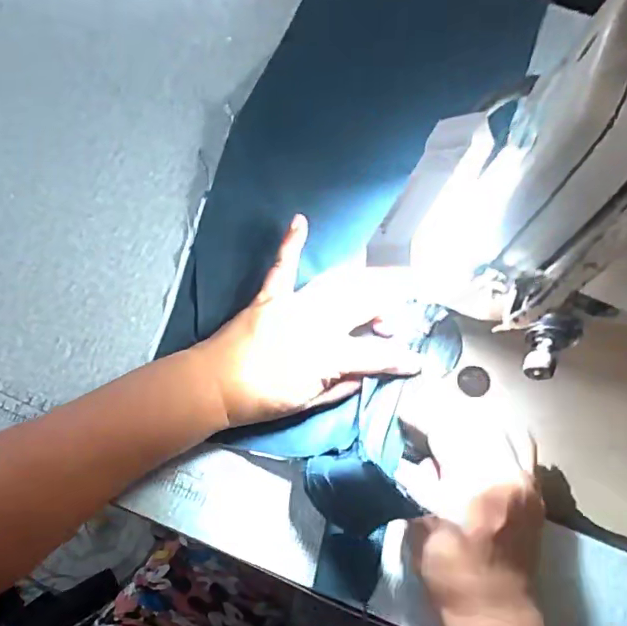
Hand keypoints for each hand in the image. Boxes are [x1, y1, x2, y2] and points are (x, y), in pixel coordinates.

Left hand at [192, 215, 431, 427]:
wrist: (210, 386)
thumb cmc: (256, 402)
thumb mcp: (305, 405)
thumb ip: (338, 388)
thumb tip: (362, 378)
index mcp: (327, 356)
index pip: (377, 355)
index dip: (401, 360)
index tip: (416, 363)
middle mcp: (316, 323)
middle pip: (366, 306)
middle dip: (388, 313)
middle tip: (389, 328)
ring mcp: (292, 306)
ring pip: (338, 285)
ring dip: (362, 287)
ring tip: (372, 299)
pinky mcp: (268, 298)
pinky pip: (283, 266)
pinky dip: (291, 243)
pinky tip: (300, 220)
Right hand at [398, 374, 544, 621]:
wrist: (493, 609)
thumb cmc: (447, 575)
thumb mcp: (419, 530)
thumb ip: (419, 488)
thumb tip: (417, 460)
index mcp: (472, 489)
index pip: (446, 433)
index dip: (420, 416)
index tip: (401, 410)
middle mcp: (507, 477)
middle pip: (477, 423)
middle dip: (445, 414)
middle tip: (420, 415)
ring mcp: (527, 483)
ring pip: (503, 429)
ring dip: (474, 422)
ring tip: (450, 426)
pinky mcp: (535, 492)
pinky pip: (520, 448)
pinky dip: (496, 437)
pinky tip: (477, 444)